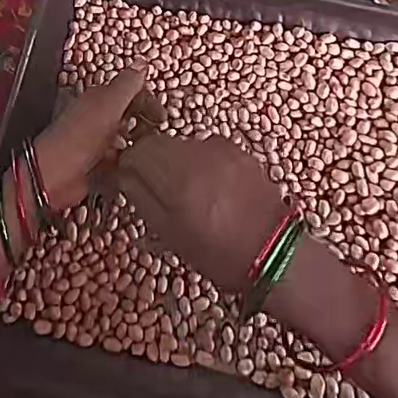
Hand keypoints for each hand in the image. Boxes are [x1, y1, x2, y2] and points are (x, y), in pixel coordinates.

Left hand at [31, 68, 161, 208]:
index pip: (131, 92)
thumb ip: (127, 85)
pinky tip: (131, 168)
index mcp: (99, 98)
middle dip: (145, 124)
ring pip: (126, 138)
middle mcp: (98, 116)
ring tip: (144, 154)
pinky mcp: (96, 163)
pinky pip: (119, 160)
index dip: (148, 102)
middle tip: (156, 137)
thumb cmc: (79, 137)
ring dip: (138, 145)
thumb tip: (142, 62)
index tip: (161, 118)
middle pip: (130, 115)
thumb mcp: (108, 106)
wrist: (55, 175)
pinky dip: (126, 163)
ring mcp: (97, 140)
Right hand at [107, 133, 289, 291]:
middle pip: (156, 143)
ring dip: (174, 162)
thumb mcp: (168, 232)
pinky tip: (209, 189)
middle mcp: (198, 152)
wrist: (276, 255)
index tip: (129, 183)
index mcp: (177, 175)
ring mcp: (220, 149)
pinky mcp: (238, 151)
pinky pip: (204, 149)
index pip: (135, 151)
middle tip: (157, 192)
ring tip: (187, 195)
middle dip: (150, 162)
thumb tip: (121, 172)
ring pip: (180, 145)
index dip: (127, 166)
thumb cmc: (217, 253)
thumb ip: (139, 195)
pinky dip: (198, 162)